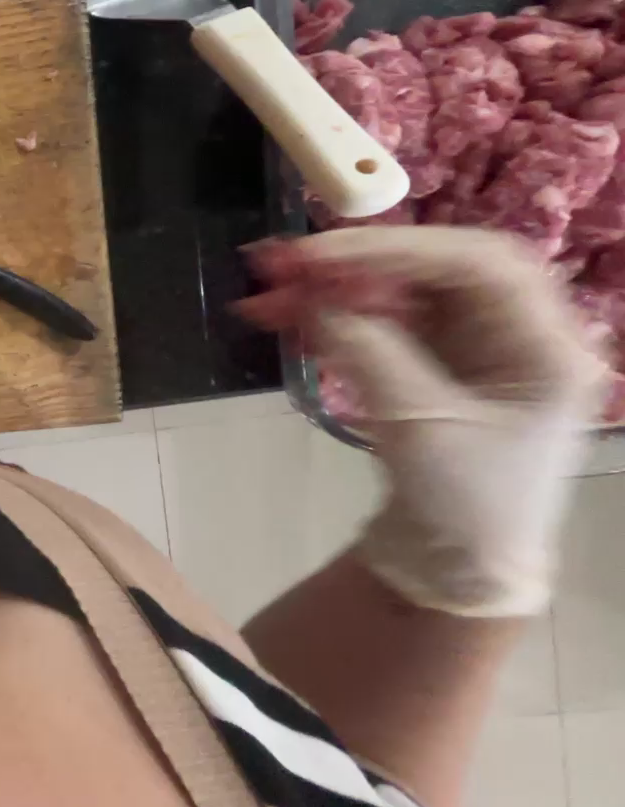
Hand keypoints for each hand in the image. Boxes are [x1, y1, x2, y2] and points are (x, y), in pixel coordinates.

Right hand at [242, 226, 610, 616]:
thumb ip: (372, 354)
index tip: (314, 257)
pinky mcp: (425, 362)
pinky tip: (282, 319)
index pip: (476, 265)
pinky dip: (325, 316)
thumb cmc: (463, 501)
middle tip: (279, 265)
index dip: (394, 249)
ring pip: (395, 292)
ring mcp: (467, 347)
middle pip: (433, 269)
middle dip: (355, 261)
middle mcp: (513, 333)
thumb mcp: (419, 426)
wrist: (453, 557)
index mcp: (544, 347)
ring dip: (327, 289)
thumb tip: (314, 302)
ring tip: (263, 297)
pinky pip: (372, 321)